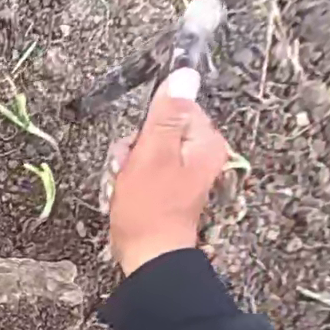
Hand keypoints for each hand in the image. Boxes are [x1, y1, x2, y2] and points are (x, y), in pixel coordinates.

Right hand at [106, 67, 232, 275]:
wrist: (147, 254)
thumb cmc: (149, 208)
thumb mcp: (153, 153)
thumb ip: (167, 114)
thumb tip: (184, 74)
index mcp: (205, 142)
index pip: (173, 109)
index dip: (147, 126)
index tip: (139, 146)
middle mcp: (200, 155)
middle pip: (157, 131)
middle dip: (134, 148)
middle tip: (129, 169)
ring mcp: (184, 174)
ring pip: (146, 151)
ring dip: (127, 166)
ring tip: (124, 185)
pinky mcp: (168, 189)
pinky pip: (144, 171)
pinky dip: (130, 180)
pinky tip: (125, 194)